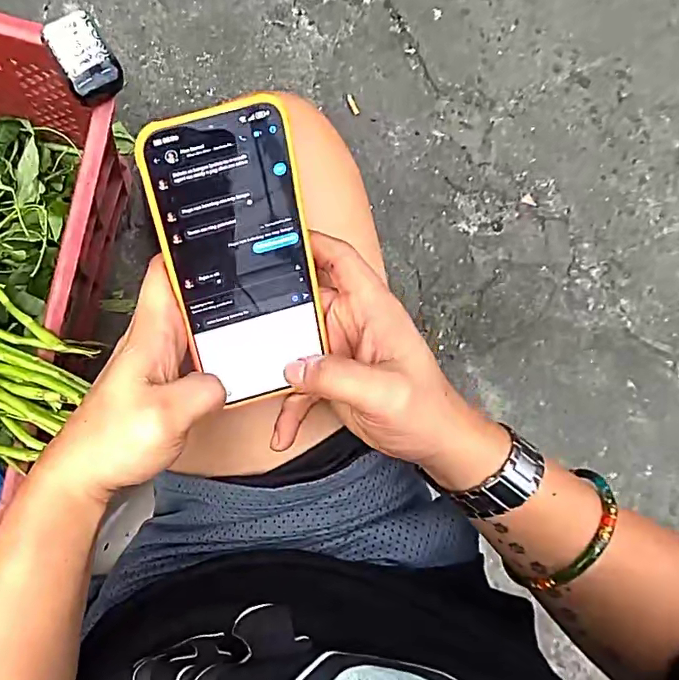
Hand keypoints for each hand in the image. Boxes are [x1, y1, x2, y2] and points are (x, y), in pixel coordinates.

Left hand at [31, 257, 227, 500]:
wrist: (84, 473)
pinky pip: (193, 356)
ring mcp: (156, 362)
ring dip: (216, 319)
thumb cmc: (108, 442)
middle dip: (216, 283)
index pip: (163, 274)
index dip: (186, 249)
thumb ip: (203, 391)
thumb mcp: (166, 417)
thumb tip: (224, 380)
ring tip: (251, 313)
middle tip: (253, 275)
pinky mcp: (161, 383)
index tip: (213, 233)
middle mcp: (151, 342)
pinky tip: (230, 360)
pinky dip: (212, 352)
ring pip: (192, 326)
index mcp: (148, 336)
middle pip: (186, 296)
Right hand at [270, 232, 509, 489]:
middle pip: (305, 299)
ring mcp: (339, 349)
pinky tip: (282, 429)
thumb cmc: (427, 410)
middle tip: (244, 314)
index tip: (279, 237)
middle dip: (274, 308)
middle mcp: (352, 323)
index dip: (313, 242)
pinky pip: (299, 382)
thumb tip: (295, 367)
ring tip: (257, 379)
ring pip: (294, 342)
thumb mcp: (384, 391)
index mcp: (373, 310)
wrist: (434, 442)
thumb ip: (336, 376)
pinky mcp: (331, 375)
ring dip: (276, 364)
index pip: (341, 260)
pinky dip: (288, 405)